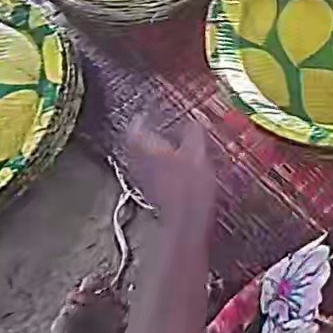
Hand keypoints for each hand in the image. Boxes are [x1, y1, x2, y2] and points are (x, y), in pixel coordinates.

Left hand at [119, 112, 217, 234]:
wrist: (186, 221)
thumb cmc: (190, 183)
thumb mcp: (197, 151)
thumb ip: (194, 132)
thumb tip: (195, 118)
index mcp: (148, 150)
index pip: (135, 129)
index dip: (140, 119)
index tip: (146, 112)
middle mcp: (141, 163)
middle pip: (137, 144)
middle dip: (146, 134)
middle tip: (157, 125)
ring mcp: (146, 179)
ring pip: (144, 158)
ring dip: (153, 149)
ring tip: (168, 142)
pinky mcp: (155, 191)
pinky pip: (153, 170)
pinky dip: (160, 163)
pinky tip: (175, 163)